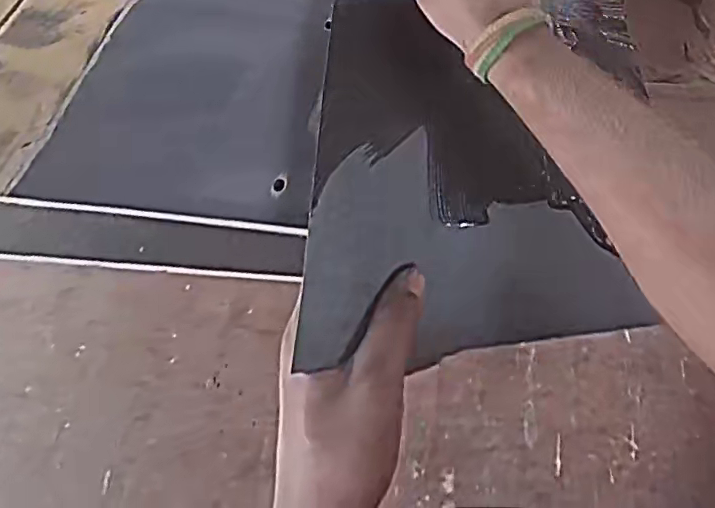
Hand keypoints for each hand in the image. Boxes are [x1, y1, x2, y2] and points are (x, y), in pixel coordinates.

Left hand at [274, 266, 424, 507]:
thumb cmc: (335, 466)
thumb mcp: (375, 384)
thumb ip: (393, 327)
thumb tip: (410, 281)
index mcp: (303, 333)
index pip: (331, 271)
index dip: (365, 256)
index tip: (396, 250)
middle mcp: (304, 342)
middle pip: (346, 292)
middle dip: (381, 285)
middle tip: (411, 279)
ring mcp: (316, 363)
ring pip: (355, 318)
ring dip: (382, 314)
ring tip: (408, 310)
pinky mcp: (330, 382)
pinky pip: (359, 342)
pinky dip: (381, 339)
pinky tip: (399, 347)